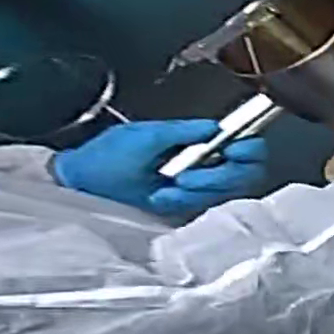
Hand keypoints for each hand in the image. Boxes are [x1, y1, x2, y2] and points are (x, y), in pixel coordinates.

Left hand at [52, 119, 266, 216]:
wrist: (83, 187)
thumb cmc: (104, 159)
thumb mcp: (142, 136)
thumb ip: (182, 130)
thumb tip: (218, 127)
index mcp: (203, 142)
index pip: (249, 144)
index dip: (248, 149)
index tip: (230, 152)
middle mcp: (214, 163)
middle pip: (249, 170)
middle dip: (219, 176)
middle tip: (186, 178)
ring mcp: (210, 185)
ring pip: (233, 190)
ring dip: (198, 191)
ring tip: (167, 188)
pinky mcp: (202, 203)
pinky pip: (213, 205)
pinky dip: (187, 202)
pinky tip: (165, 197)